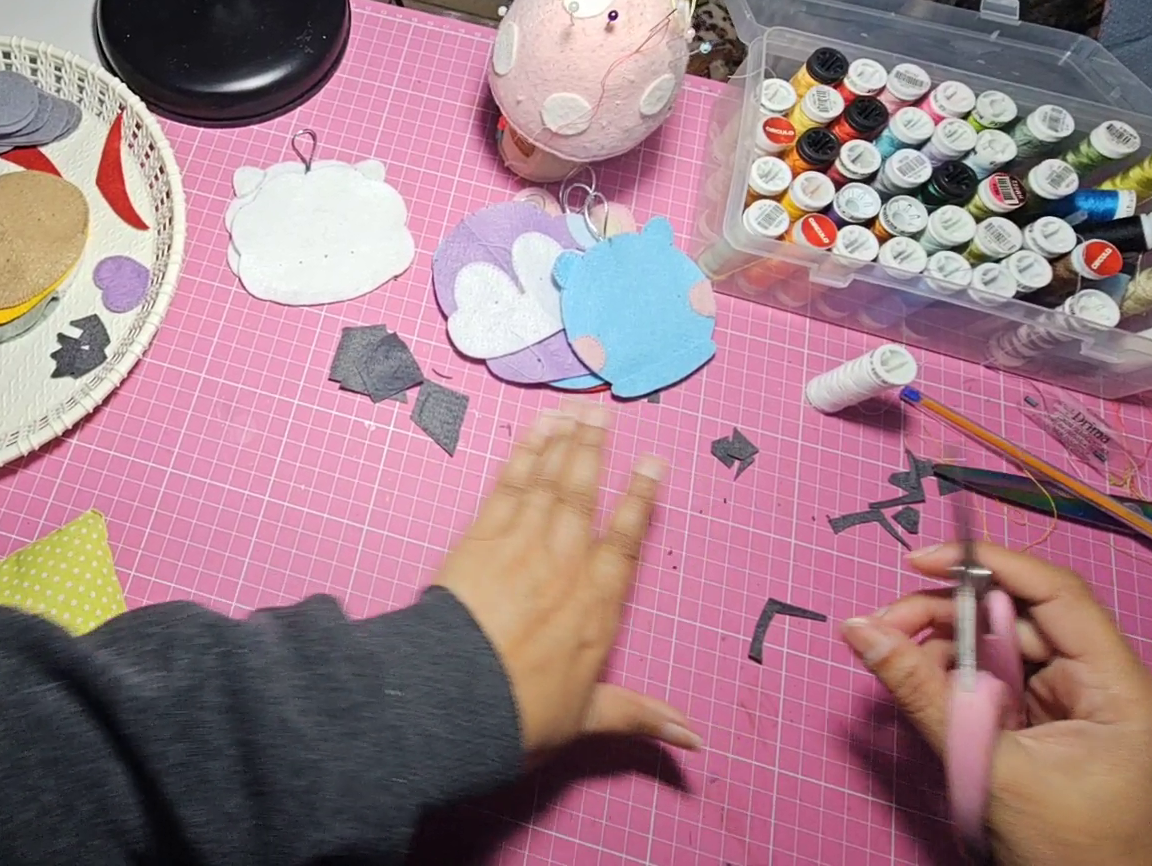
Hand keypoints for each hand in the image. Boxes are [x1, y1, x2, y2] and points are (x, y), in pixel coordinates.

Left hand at [433, 401, 698, 755]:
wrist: (457, 695)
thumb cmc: (522, 709)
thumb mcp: (587, 718)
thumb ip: (639, 715)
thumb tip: (693, 740)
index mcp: (597, 605)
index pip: (626, 540)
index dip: (641, 498)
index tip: (653, 463)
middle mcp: (566, 563)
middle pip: (584, 495)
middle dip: (595, 450)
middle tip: (603, 413)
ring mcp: (523, 543)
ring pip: (550, 482)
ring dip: (564, 442)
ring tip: (576, 410)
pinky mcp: (484, 536)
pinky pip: (509, 485)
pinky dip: (524, 454)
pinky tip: (535, 431)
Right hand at [839, 543, 1151, 865]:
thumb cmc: (1068, 852)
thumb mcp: (984, 764)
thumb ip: (918, 689)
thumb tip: (858, 628)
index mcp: (1120, 692)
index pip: (1057, 595)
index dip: (987, 566)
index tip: (919, 561)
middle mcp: (1104, 686)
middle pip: (1014, 616)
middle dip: (943, 614)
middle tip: (884, 626)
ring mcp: (1078, 703)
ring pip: (998, 642)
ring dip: (941, 643)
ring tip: (897, 661)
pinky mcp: (1050, 718)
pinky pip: (994, 672)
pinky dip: (952, 671)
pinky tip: (924, 684)